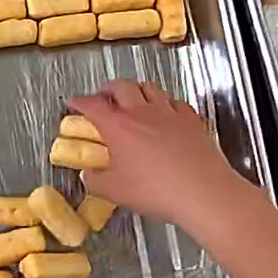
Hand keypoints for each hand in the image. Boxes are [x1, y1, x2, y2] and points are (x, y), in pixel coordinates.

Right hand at [67, 80, 252, 229]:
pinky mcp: (191, 119)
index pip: (92, 105)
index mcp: (118, 126)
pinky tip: (165, 112)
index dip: (80, 102)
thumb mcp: (114, 191)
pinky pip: (174, 101)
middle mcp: (141, 112)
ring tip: (132, 98)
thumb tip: (88, 175)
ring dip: (136, 90)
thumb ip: (95, 180)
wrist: (202, 191)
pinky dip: (164, 103)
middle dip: (107, 89)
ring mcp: (169, 112)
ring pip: (149, 88)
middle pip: (121, 86)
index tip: (74, 103)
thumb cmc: (155, 191)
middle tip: (102, 96)